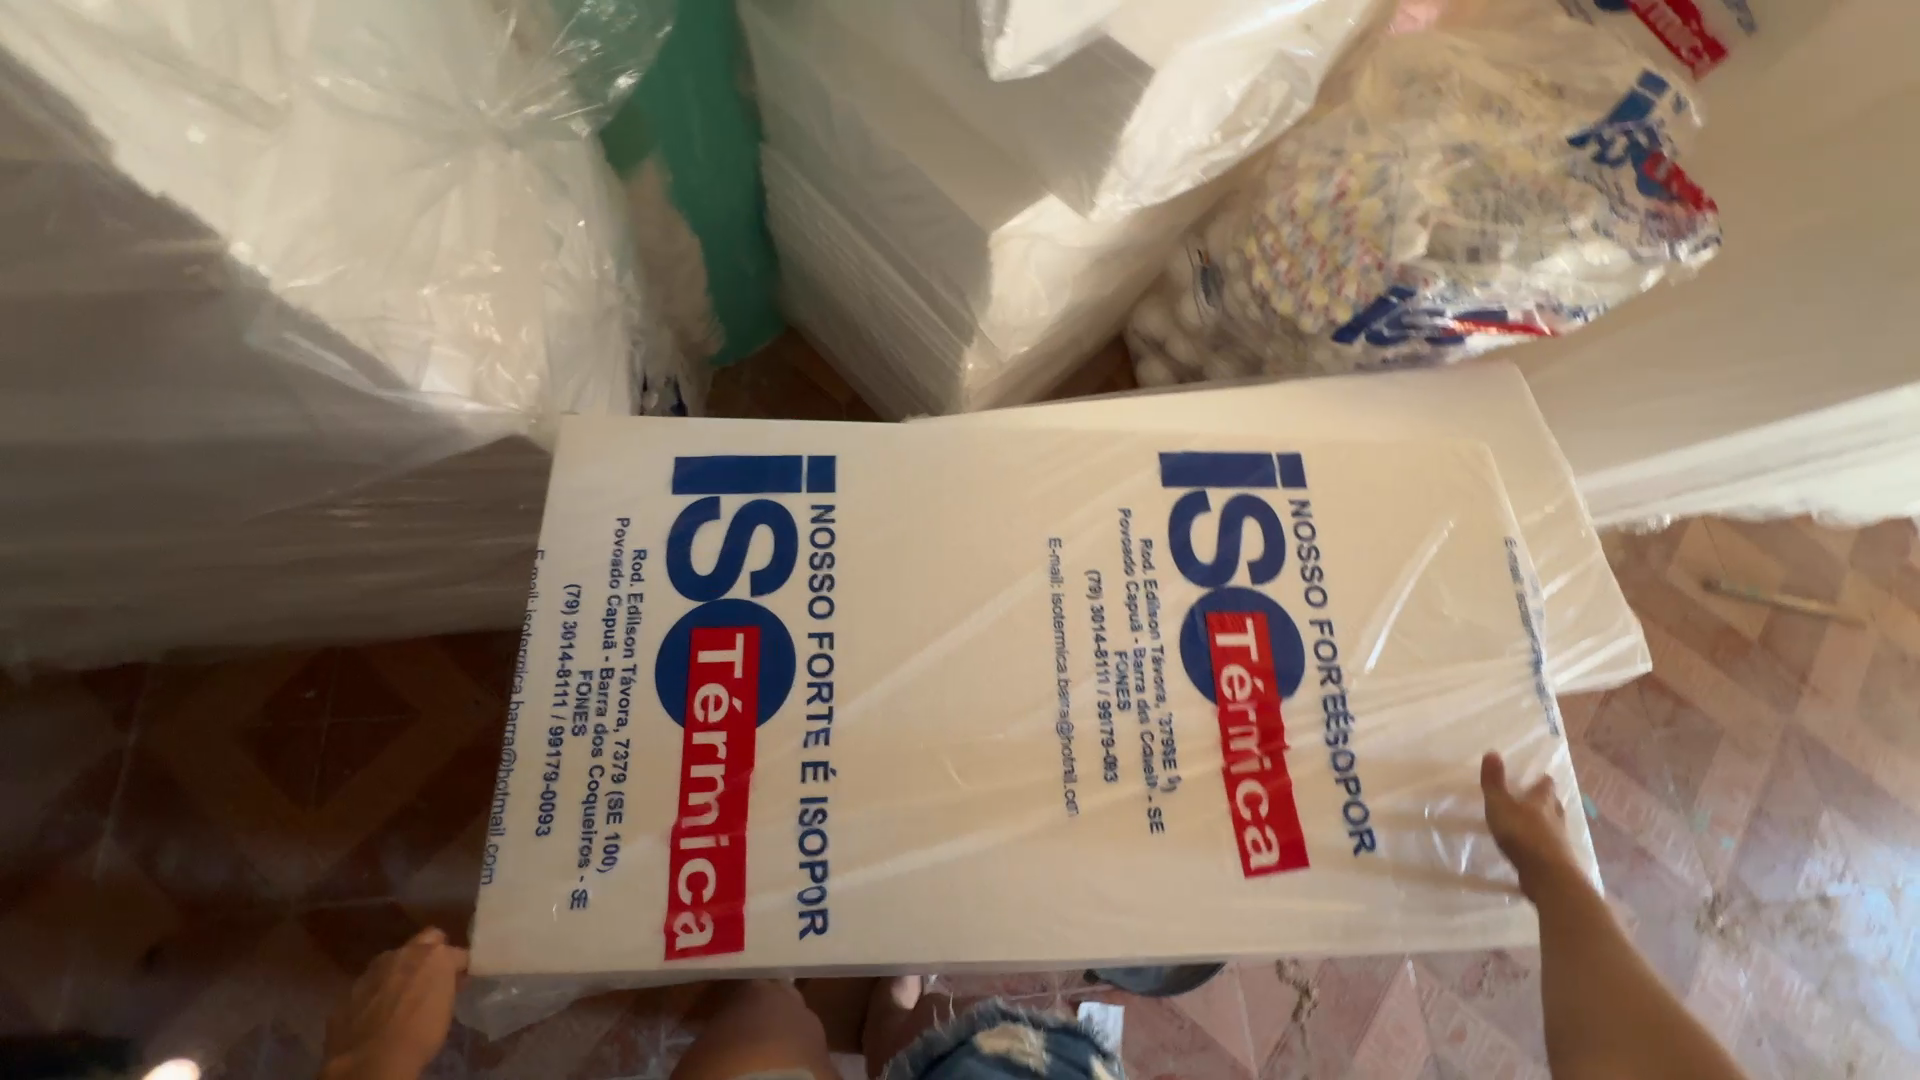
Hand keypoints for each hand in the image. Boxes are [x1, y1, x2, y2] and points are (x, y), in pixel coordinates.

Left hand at [322, 926, 467, 1079]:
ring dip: (400, 971)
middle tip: (432, 976)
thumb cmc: (420, 1034)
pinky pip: (370, 984)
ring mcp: (373, 970)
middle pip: (425, 940)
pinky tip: (376, 1012)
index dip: (460, 967)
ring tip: (400, 994)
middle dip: (430, 953)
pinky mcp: (349, 991)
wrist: (369, 1061)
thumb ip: (445, 984)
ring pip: (393, 960)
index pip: (457, 953)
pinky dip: (376, 992)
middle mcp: (405, 953)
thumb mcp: (446, 1007)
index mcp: (435, 954)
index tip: (460, 981)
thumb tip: (448, 981)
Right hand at [1480, 751, 1579, 899]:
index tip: (1543, 776)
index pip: (1545, 787)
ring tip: (1541, 820)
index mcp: (1541, 803)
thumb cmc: (1522, 834)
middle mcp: (1554, 819)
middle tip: (1543, 796)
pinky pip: (1552, 846)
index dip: (1543, 781)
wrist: (1548, 876)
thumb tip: (1493, 752)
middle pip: (1554, 805)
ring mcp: (1559, 841)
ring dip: (1550, 821)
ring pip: (1556, 825)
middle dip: (1549, 800)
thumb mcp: (1500, 805)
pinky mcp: (1558, 861)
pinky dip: (1546, 842)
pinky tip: (1538, 847)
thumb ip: (1494, 782)